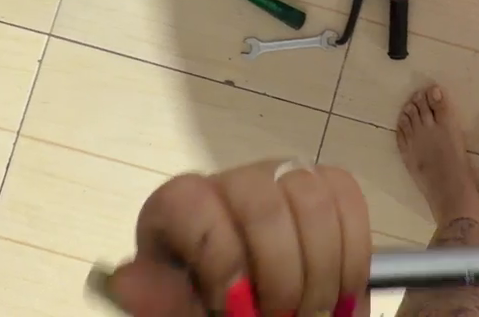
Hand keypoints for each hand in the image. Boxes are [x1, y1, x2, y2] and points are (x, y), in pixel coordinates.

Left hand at [101, 160, 370, 316]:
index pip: (192, 200)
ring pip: (311, 193)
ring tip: (314, 312)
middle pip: (261, 196)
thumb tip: (126, 278)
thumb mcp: (182, 316)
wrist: (256, 311)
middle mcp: (230, 181)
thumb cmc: (208, 310)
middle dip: (281, 268)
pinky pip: (346, 195)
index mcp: (179, 208)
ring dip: (320, 266)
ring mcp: (281, 175)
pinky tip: (341, 293)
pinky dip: (352, 250)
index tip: (237, 306)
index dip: (218, 252)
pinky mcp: (325, 182)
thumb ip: (166, 305)